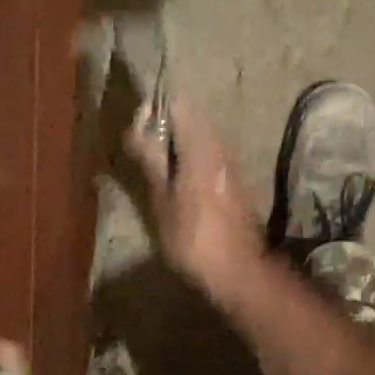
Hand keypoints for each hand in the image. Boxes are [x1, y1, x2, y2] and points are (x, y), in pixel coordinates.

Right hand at [126, 96, 262, 295]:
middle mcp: (219, 147)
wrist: (237, 270)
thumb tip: (136, 127)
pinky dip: (190, 159)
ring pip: (201, 138)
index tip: (138, 121)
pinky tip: (177, 181)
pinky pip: (209, 156)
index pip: (180, 105)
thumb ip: (151, 160)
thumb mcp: (162, 200)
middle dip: (166, 125)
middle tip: (141, 145)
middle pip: (192, 118)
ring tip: (155, 163)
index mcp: (200, 147)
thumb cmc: (193, 238)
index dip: (157, 106)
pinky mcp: (234, 181)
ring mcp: (230, 164)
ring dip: (178, 143)